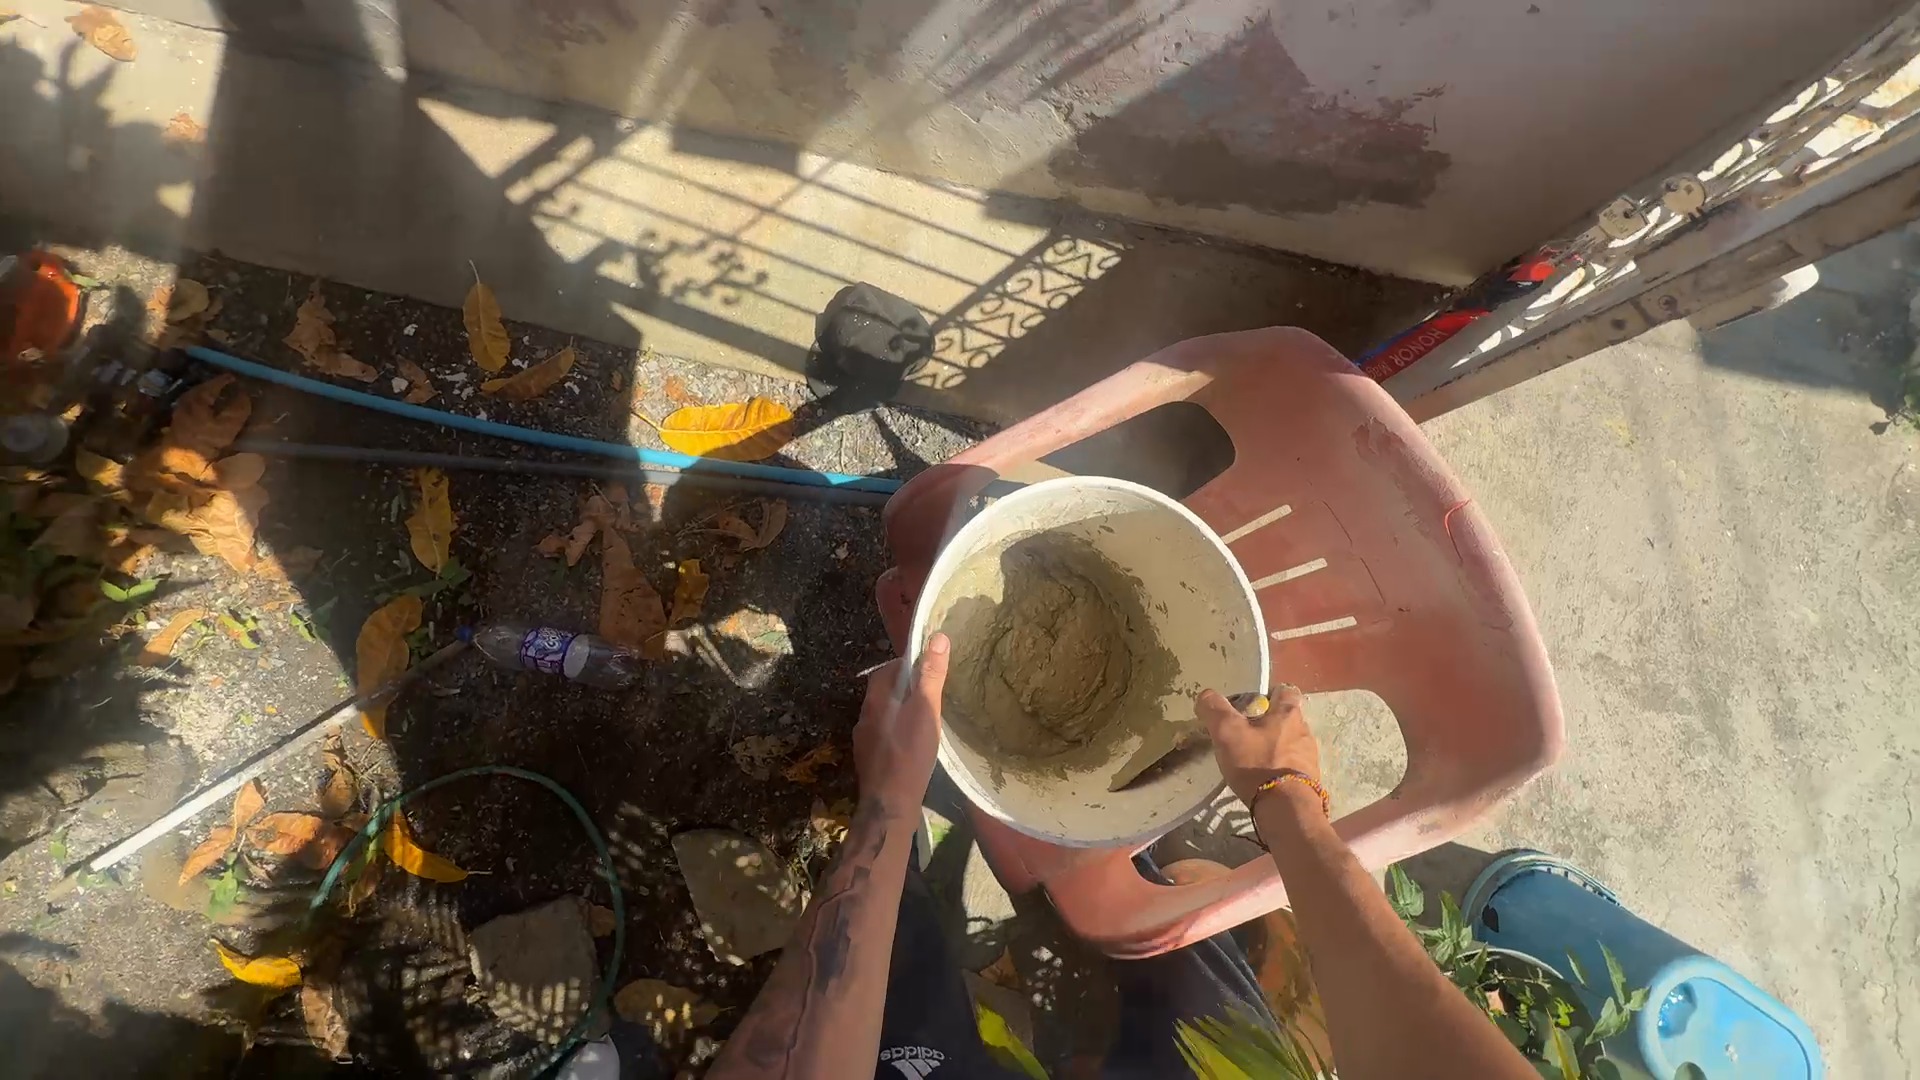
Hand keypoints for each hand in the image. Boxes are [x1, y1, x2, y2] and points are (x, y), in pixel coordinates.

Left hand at [853, 633, 949, 816]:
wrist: (889, 805)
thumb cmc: (909, 753)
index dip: (906, 664)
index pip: (886, 669)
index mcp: (875, 700)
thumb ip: (931, 675)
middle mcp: (864, 717)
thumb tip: (937, 637)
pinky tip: (913, 743)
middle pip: (883, 692)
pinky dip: (897, 732)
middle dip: (904, 687)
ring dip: (900, 710)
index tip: (927, 667)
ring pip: (883, 715)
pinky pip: (883, 736)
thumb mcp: (926, 710)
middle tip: (930, 691)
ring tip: (924, 716)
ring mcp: (864, 741)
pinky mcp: (869, 761)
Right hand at [1197, 684, 1320, 805]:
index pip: (1286, 691)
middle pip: (1287, 718)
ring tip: (1251, 757)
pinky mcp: (1309, 780)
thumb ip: (1214, 709)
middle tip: (1244, 732)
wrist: (1287, 811)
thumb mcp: (1227, 732)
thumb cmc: (1258, 764)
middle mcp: (1304, 732)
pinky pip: (1292, 765)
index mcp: (1288, 714)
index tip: (1253, 702)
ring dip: (1273, 746)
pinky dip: (1278, 766)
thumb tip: (1206, 695)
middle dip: (1267, 722)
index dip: (1270, 693)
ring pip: (1290, 742)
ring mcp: (1310, 758)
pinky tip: (1262, 777)